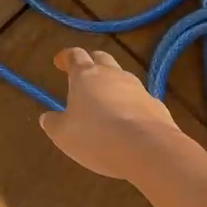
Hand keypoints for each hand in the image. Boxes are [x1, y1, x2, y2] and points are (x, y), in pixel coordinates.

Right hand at [38, 47, 190, 179]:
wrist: (149, 150)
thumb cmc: (96, 137)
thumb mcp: (63, 135)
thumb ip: (54, 123)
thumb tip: (47, 118)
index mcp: (85, 75)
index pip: (74, 55)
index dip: (66, 57)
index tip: (59, 62)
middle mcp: (112, 75)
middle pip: (102, 58)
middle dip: (92, 63)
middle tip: (84, 75)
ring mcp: (139, 89)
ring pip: (124, 78)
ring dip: (114, 85)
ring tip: (108, 103)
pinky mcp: (158, 107)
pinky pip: (141, 101)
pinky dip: (133, 106)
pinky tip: (131, 123)